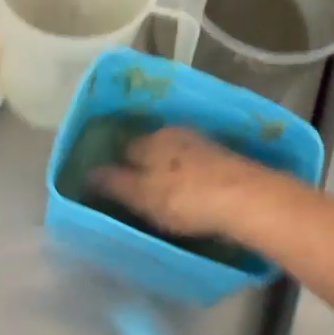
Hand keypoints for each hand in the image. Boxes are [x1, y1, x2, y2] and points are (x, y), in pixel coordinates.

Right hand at [89, 128, 279, 238]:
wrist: (246, 200)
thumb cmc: (185, 198)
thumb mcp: (142, 196)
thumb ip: (114, 184)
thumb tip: (87, 174)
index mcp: (152, 140)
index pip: (124, 149)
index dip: (116, 168)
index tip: (112, 188)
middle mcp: (177, 134)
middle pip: (151, 150)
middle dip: (142, 167)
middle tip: (137, 195)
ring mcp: (204, 146)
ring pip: (175, 157)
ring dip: (167, 173)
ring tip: (162, 198)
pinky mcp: (226, 161)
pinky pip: (196, 168)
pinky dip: (188, 179)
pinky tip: (189, 196)